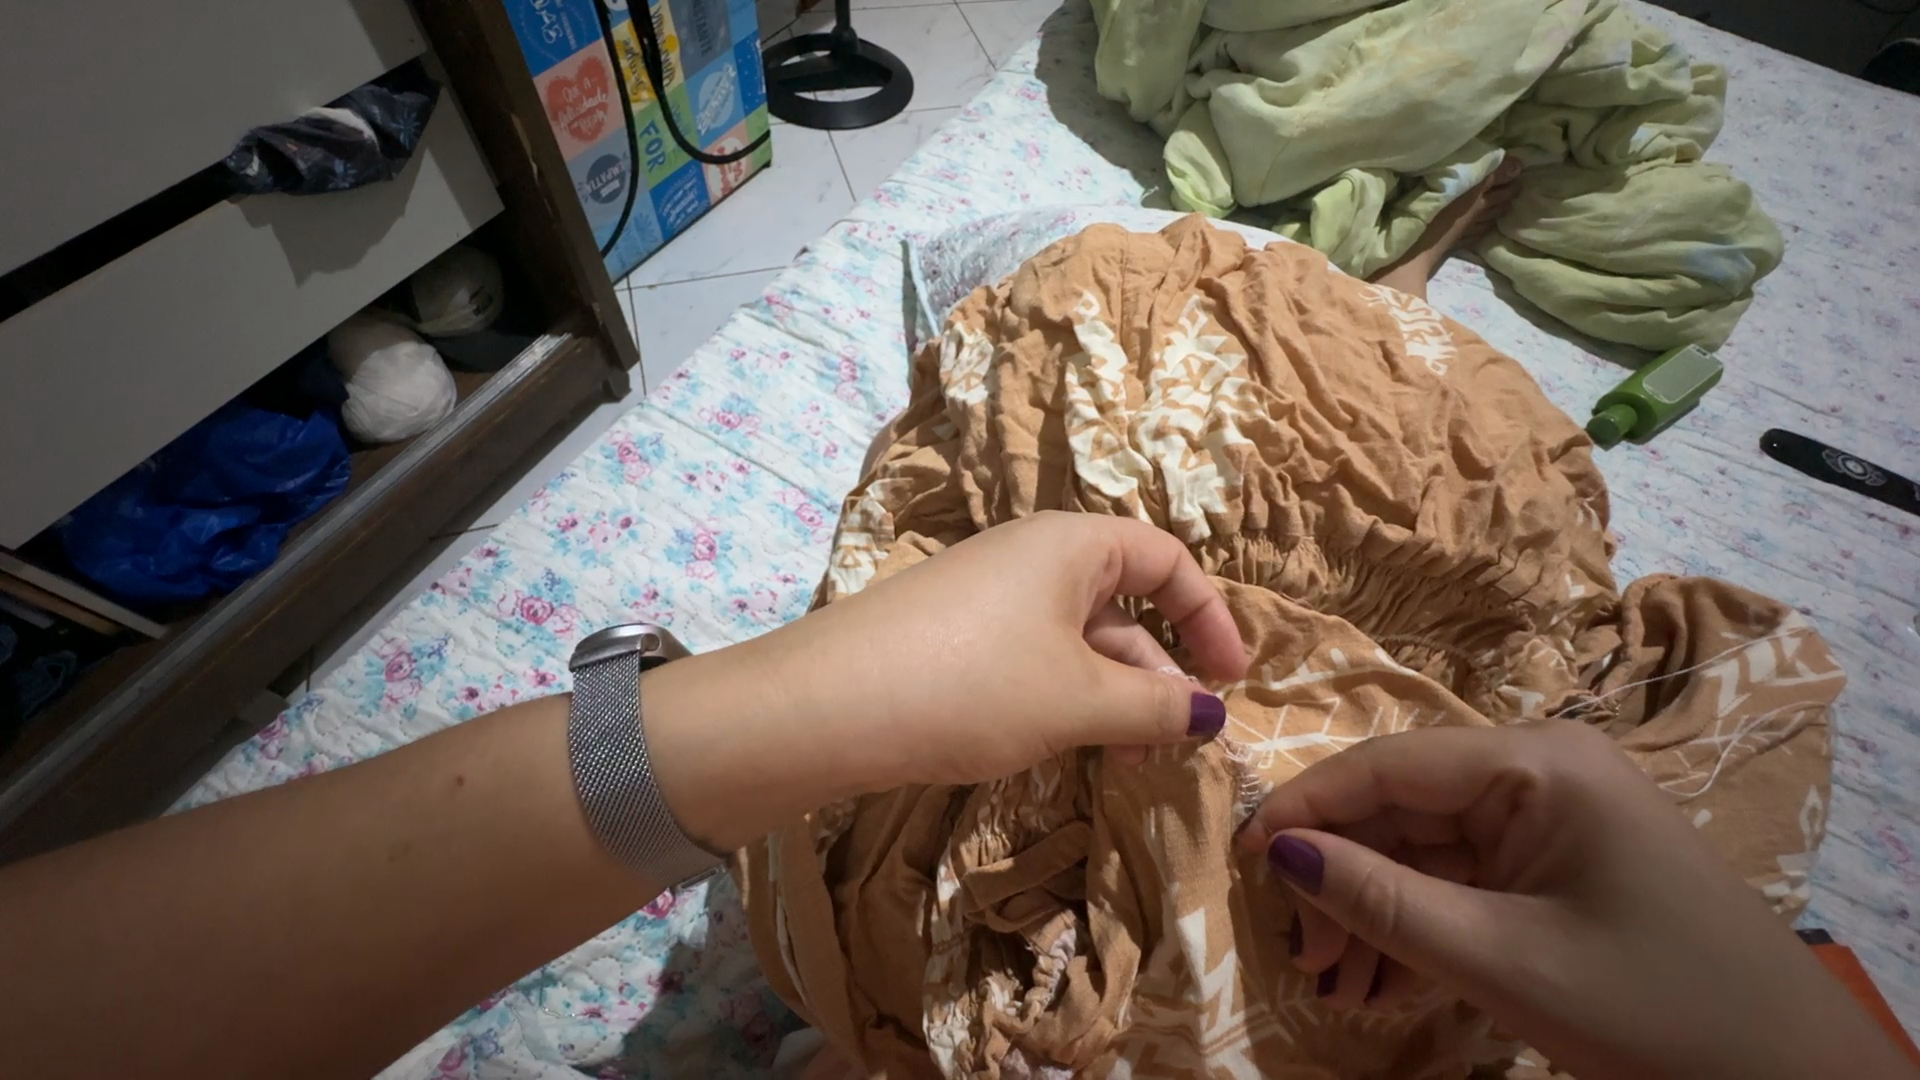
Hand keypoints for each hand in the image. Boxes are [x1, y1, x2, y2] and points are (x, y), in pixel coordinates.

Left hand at [643, 511, 1248, 850]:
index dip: (1210, 617)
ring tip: (1122, 758)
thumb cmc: (974, 684)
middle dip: (1157, 673)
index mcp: (1071, 543)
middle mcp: (1030, 555)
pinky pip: (1031, 655)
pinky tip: (1062, 744)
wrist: (828, 705)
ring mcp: (987, 594)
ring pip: (1075, 638)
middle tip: (1173, 742)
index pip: (1167, 560)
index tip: (1234, 681)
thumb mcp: (1080, 698)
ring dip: (1111, 694)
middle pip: (1121, 603)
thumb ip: (1156, 706)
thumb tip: (1211, 715)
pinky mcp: (953, 634)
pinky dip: (1062, 696)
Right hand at [1237, 722, 1916, 1079]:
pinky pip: (1452, 878)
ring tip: (1337, 984)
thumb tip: (1275, 850)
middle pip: (1396, 811)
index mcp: (1533, 762)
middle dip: (1343, 884)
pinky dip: (1413, 926)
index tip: (1244, 852)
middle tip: (1306, 955)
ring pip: (1417, 849)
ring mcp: (1540, 814)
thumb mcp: (1501, 960)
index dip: (1305, 806)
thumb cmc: (1661, 1019)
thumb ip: (1377, 898)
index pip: (1384, 765)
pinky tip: (1381, 981)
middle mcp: (1532, 769)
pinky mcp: (1544, 858)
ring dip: (1371, 914)